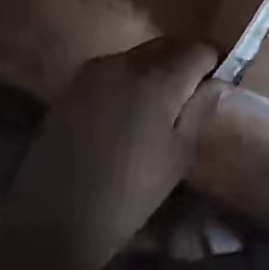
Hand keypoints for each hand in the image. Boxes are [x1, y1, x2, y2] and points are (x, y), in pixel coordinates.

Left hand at [3, 38, 220, 269]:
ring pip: (139, 56)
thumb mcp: (177, 157)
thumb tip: (216, 84)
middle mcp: (127, 62)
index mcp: (158, 77)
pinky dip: (127, 81)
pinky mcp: (72, 86)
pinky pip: (113, 71)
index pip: (198, 50)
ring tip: (156, 106)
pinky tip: (124, 114)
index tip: (217, 83)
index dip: (213, 64)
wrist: (51, 223)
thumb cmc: (127, 194)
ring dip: (155, 70)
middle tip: (190, 94)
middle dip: (184, 62)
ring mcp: (95, 71)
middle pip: (168, 46)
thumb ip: (200, 111)